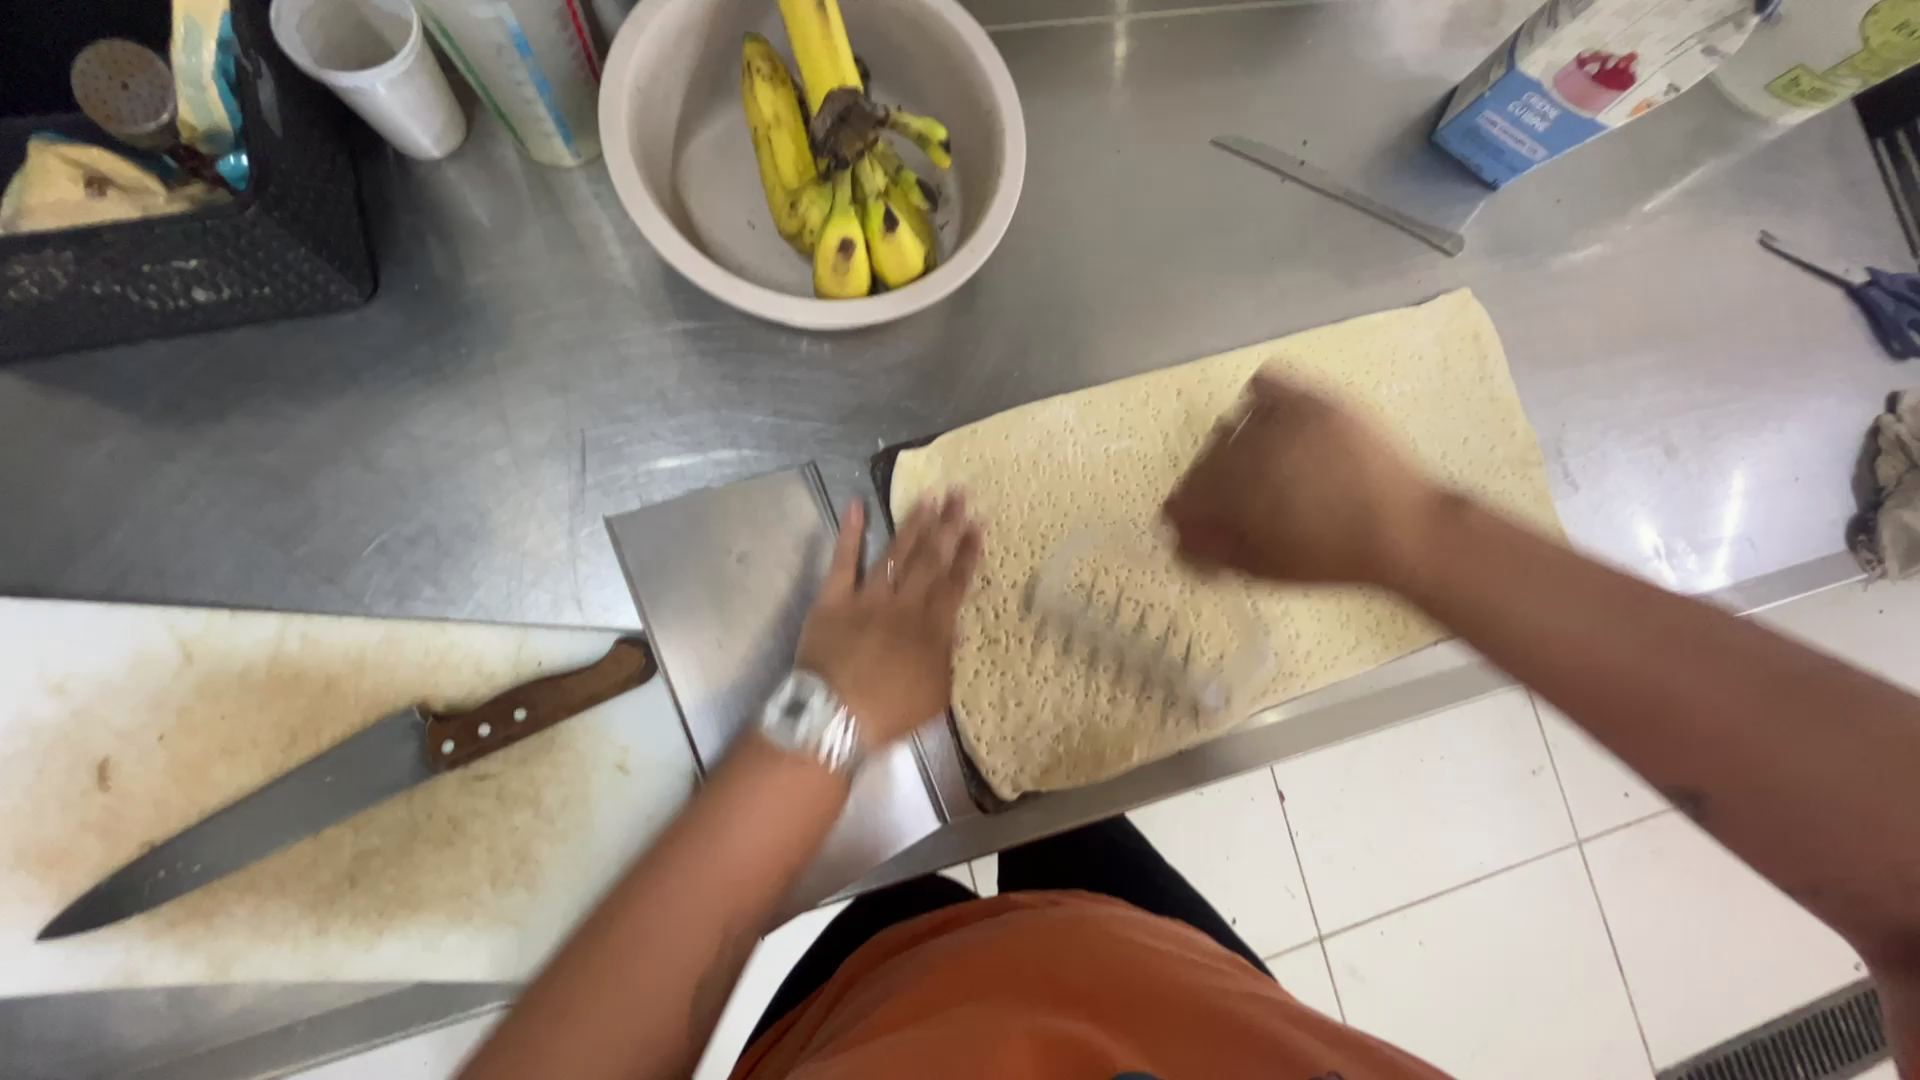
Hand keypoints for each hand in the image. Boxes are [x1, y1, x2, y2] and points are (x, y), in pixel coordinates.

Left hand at [794, 492, 982, 747]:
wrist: (836, 719)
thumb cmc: (890, 714)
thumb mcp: (937, 694)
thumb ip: (946, 656)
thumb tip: (953, 626)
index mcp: (932, 629)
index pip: (955, 583)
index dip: (967, 553)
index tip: (977, 525)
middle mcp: (905, 605)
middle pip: (930, 559)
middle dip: (947, 525)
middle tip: (959, 494)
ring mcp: (868, 598)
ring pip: (895, 554)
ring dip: (913, 524)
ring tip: (927, 498)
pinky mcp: (834, 599)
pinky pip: (843, 561)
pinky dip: (850, 533)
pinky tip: (856, 505)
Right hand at [1162, 374, 1444, 588]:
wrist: (1406, 531)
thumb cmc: (1330, 558)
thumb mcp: (1261, 566)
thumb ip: (1207, 547)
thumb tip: (1173, 533)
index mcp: (1233, 492)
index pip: (1184, 493)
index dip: (1186, 511)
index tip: (1196, 521)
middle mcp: (1249, 447)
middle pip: (1204, 459)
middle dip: (1209, 483)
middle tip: (1233, 502)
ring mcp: (1284, 420)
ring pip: (1230, 425)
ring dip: (1234, 447)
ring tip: (1261, 469)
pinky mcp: (1314, 401)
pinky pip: (1266, 383)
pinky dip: (1259, 403)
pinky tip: (1272, 426)